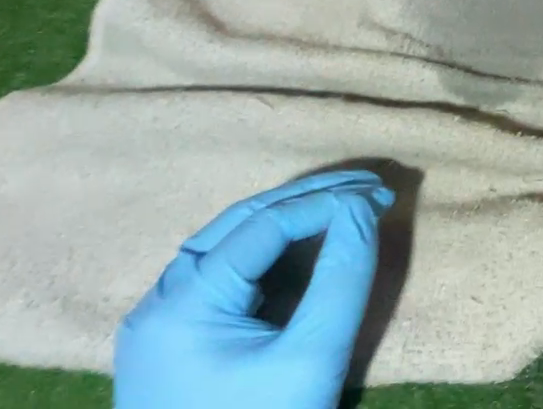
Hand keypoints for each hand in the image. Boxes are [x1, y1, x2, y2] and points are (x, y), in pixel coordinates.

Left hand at [114, 170, 393, 408]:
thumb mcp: (315, 353)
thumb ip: (342, 274)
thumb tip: (363, 208)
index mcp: (182, 307)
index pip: (265, 224)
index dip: (329, 202)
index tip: (384, 199)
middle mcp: (158, 304)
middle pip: (239, 222)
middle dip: (311, 197)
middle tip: (372, 189)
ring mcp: (159, 322)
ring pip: (227, 241)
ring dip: (290, 215)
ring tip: (346, 206)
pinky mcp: (174, 337)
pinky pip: (223, 269)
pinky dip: (270, 245)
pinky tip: (306, 243)